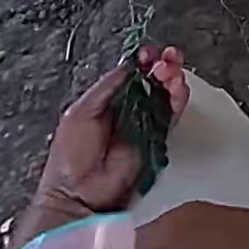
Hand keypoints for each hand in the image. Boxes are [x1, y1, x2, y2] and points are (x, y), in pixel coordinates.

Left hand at [32, 45, 189, 217]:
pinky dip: (179, 96)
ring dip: (173, 75)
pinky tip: (177, 86)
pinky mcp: (159, 135)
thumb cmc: (69, 157)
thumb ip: (108, 85)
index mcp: (112, 97)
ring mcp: (147, 120)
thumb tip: (131, 63)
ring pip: (168, 89)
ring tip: (168, 70)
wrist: (77, 196)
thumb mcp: (81, 111)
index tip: (148, 53)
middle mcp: (132, 106)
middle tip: (165, 58)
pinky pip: (174, 111)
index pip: (135, 71)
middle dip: (164, 62)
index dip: (145, 59)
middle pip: (156, 76)